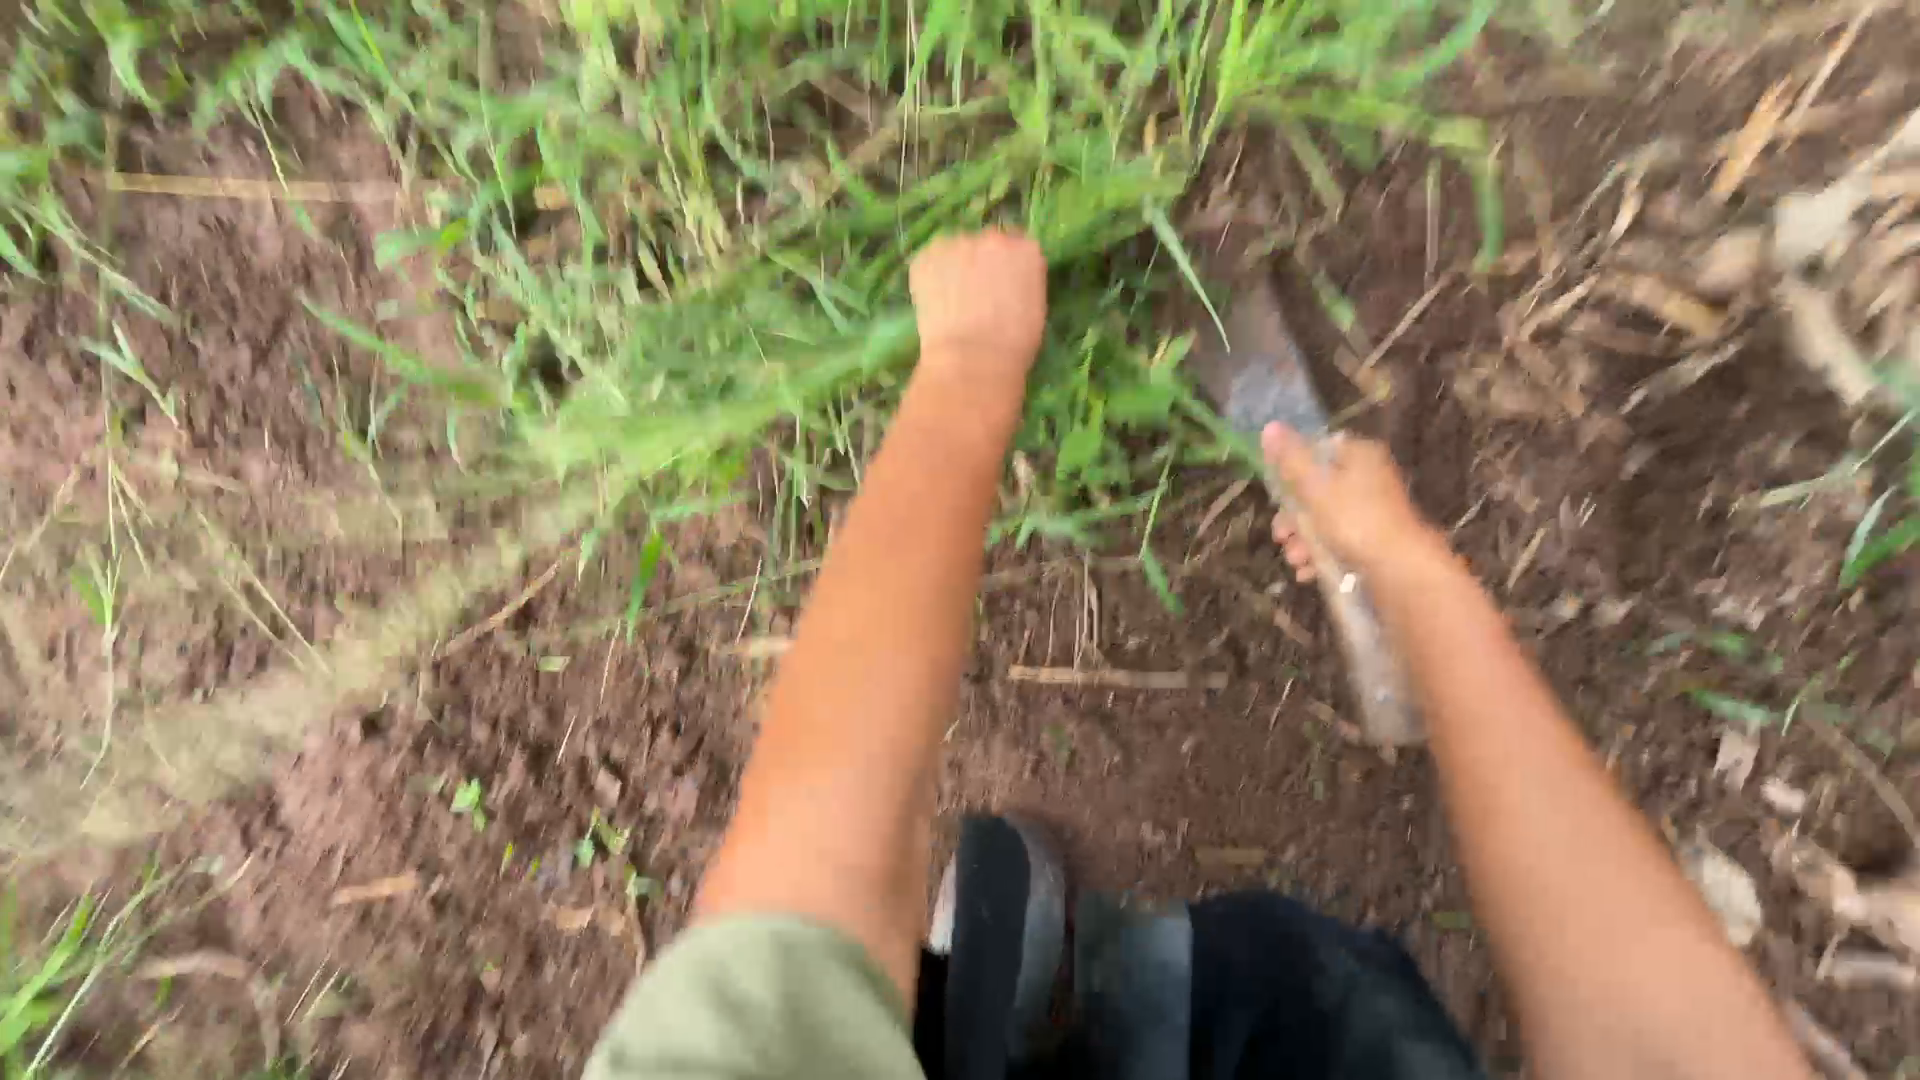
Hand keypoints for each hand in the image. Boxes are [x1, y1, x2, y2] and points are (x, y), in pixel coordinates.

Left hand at [909, 229, 1047, 378]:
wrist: (972, 360)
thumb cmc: (1013, 347)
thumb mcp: (1034, 311)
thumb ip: (1023, 284)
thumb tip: (1008, 284)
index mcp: (1027, 251)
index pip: (1018, 247)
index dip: (1007, 268)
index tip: (1001, 286)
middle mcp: (993, 239)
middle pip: (986, 244)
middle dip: (981, 264)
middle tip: (975, 296)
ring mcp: (957, 245)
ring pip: (955, 252)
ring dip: (954, 269)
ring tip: (951, 302)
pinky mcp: (926, 258)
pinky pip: (929, 263)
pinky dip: (929, 278)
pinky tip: (934, 304)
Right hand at [1262, 423, 1446, 579]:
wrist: (1399, 568)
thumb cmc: (1354, 519)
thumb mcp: (1314, 486)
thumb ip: (1290, 458)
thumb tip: (1269, 425)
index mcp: (1358, 455)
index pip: (1316, 451)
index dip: (1290, 471)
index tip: (1275, 494)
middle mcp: (1366, 477)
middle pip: (1314, 490)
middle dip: (1292, 518)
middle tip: (1281, 536)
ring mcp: (1370, 509)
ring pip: (1322, 519)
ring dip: (1301, 541)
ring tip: (1297, 560)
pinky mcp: (1371, 538)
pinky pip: (1336, 540)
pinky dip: (1319, 555)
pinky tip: (1308, 571)